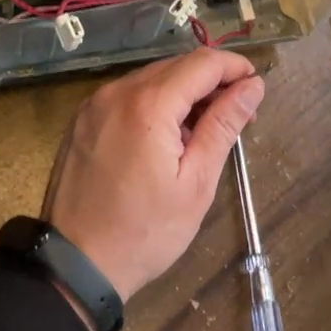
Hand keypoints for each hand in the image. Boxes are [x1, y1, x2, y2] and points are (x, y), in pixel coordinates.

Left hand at [43, 49, 265, 302]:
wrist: (75, 266)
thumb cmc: (146, 231)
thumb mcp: (197, 182)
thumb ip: (224, 125)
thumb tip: (253, 86)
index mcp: (147, 104)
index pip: (202, 63)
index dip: (234, 68)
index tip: (256, 87)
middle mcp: (117, 91)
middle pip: (176, 66)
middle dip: (211, 82)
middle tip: (238, 117)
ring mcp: (95, 103)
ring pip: (151, 79)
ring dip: (183, 93)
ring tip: (204, 132)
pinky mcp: (83, 119)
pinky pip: (128, 96)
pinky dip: (155, 103)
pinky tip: (167, 137)